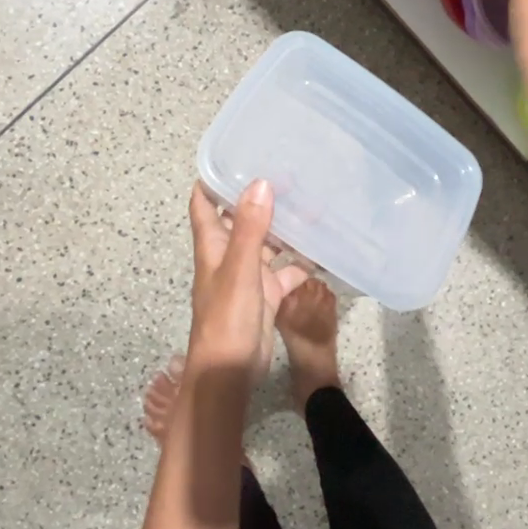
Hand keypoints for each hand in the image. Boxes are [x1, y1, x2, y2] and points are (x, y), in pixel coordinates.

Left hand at [187, 180, 309, 380]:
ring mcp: (248, 276)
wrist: (229, 373)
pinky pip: (286, 271)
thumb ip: (250, 228)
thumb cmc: (226, 320)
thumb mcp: (240, 271)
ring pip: (267, 243)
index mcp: (213, 246)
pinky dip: (302, 261)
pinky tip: (323, 249)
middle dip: (260, 197)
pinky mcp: (267, 295)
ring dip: (285, 227)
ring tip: (313, 203)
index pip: (204, 203)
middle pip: (241, 219)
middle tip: (291, 173)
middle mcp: (228, 256)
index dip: (214, 179)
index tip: (237, 154)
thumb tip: (260, 183)